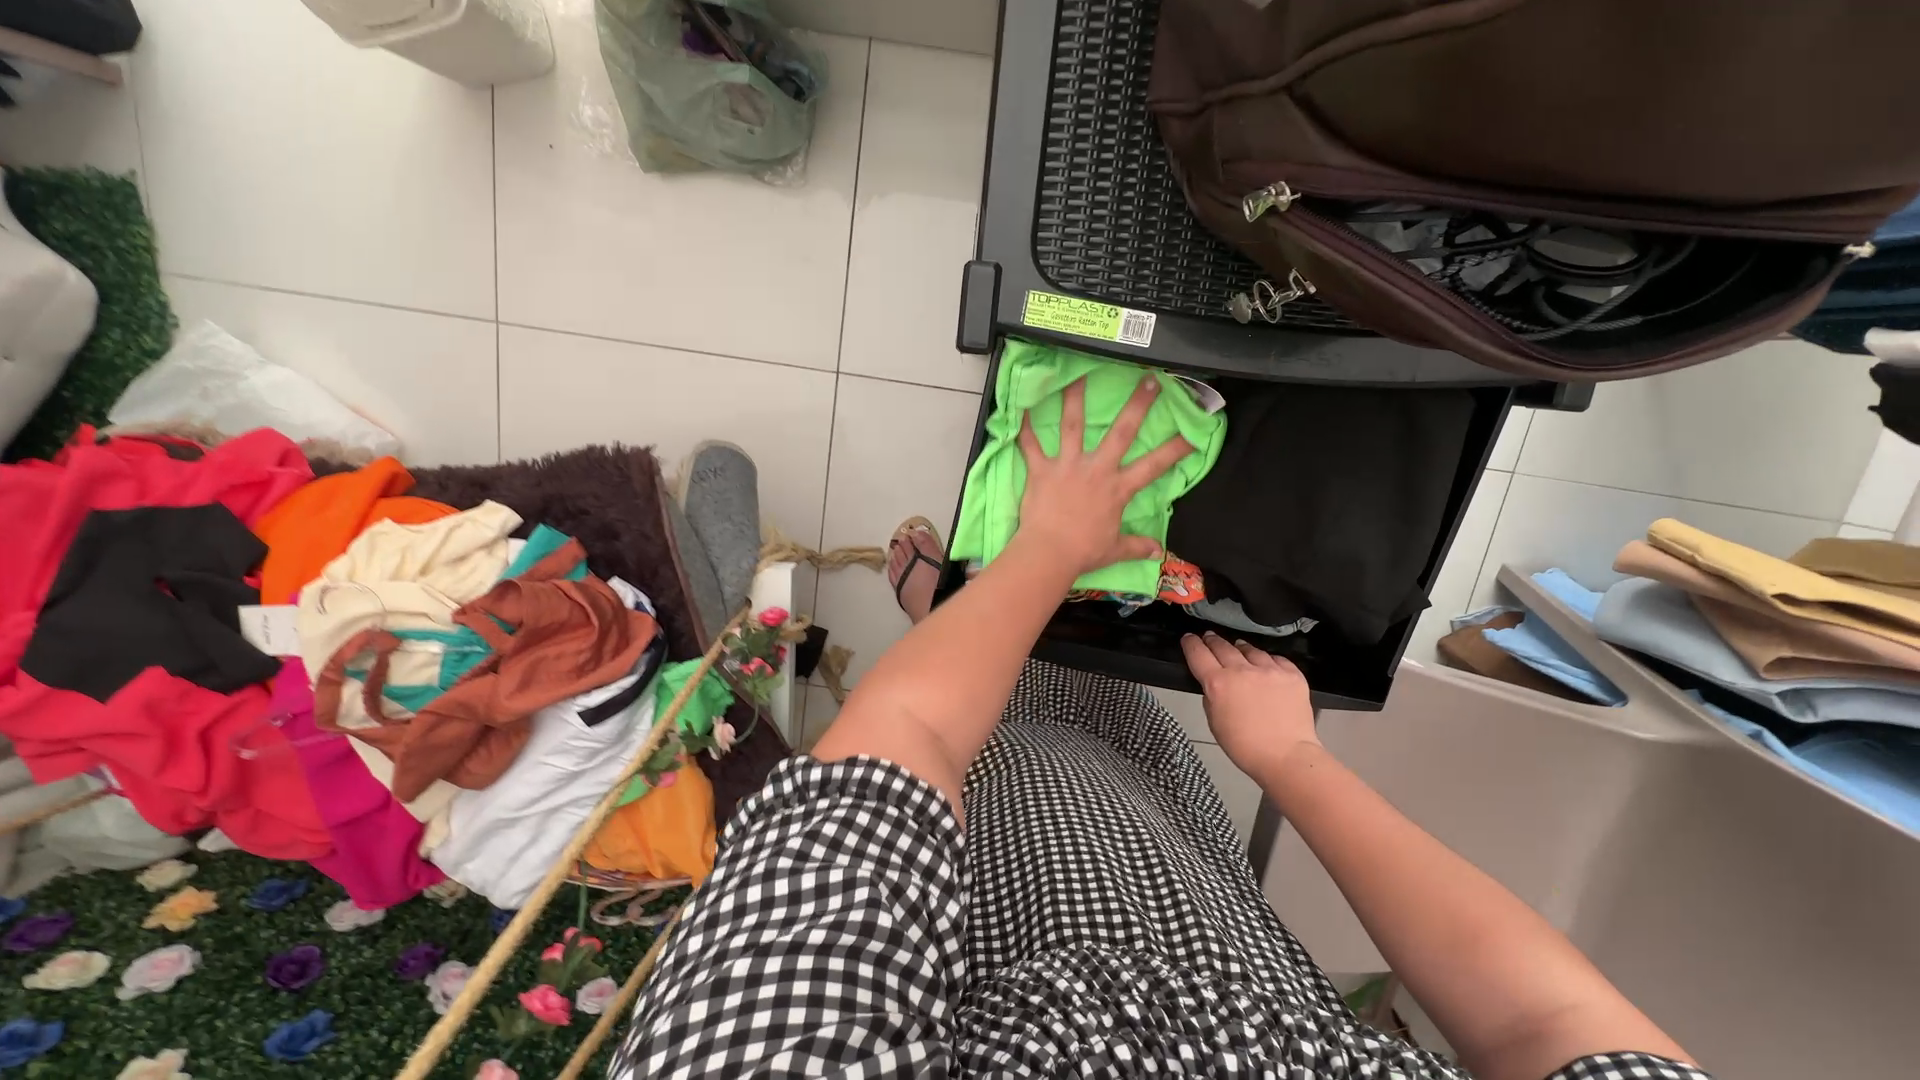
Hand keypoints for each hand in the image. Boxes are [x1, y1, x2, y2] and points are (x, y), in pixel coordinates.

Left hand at [1014, 375, 1194, 577]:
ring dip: (1075, 398)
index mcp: (1118, 488)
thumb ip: (1136, 546)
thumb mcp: (1115, 550)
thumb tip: (1158, 552)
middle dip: (1137, 405)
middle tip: (1150, 379)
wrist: (1049, 553)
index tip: (1193, 432)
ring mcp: (1067, 466)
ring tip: (1079, 374)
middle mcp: (1096, 469)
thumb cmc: (1083, 552)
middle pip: (1121, 431)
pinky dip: (1025, 427)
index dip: (1176, 449)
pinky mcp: (1041, 470)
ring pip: (1072, 425)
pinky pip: (1031, 445)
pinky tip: (1023, 406)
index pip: (1154, 466)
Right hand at [1181, 632, 1319, 782]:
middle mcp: (1242, 671)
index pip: (1198, 654)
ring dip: (1240, 648)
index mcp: (1218, 683)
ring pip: (1250, 650)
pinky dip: (1267, 660)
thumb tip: (1214, 686)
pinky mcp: (1291, 675)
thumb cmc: (1245, 747)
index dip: (1191, 643)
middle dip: (1213, 640)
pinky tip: (1265, 664)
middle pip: (1223, 646)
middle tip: (1210, 637)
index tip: (1189, 638)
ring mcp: (1269, 670)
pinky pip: (1276, 659)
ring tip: (1238, 648)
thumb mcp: (1214, 723)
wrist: (1286, 756)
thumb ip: (1211, 698)